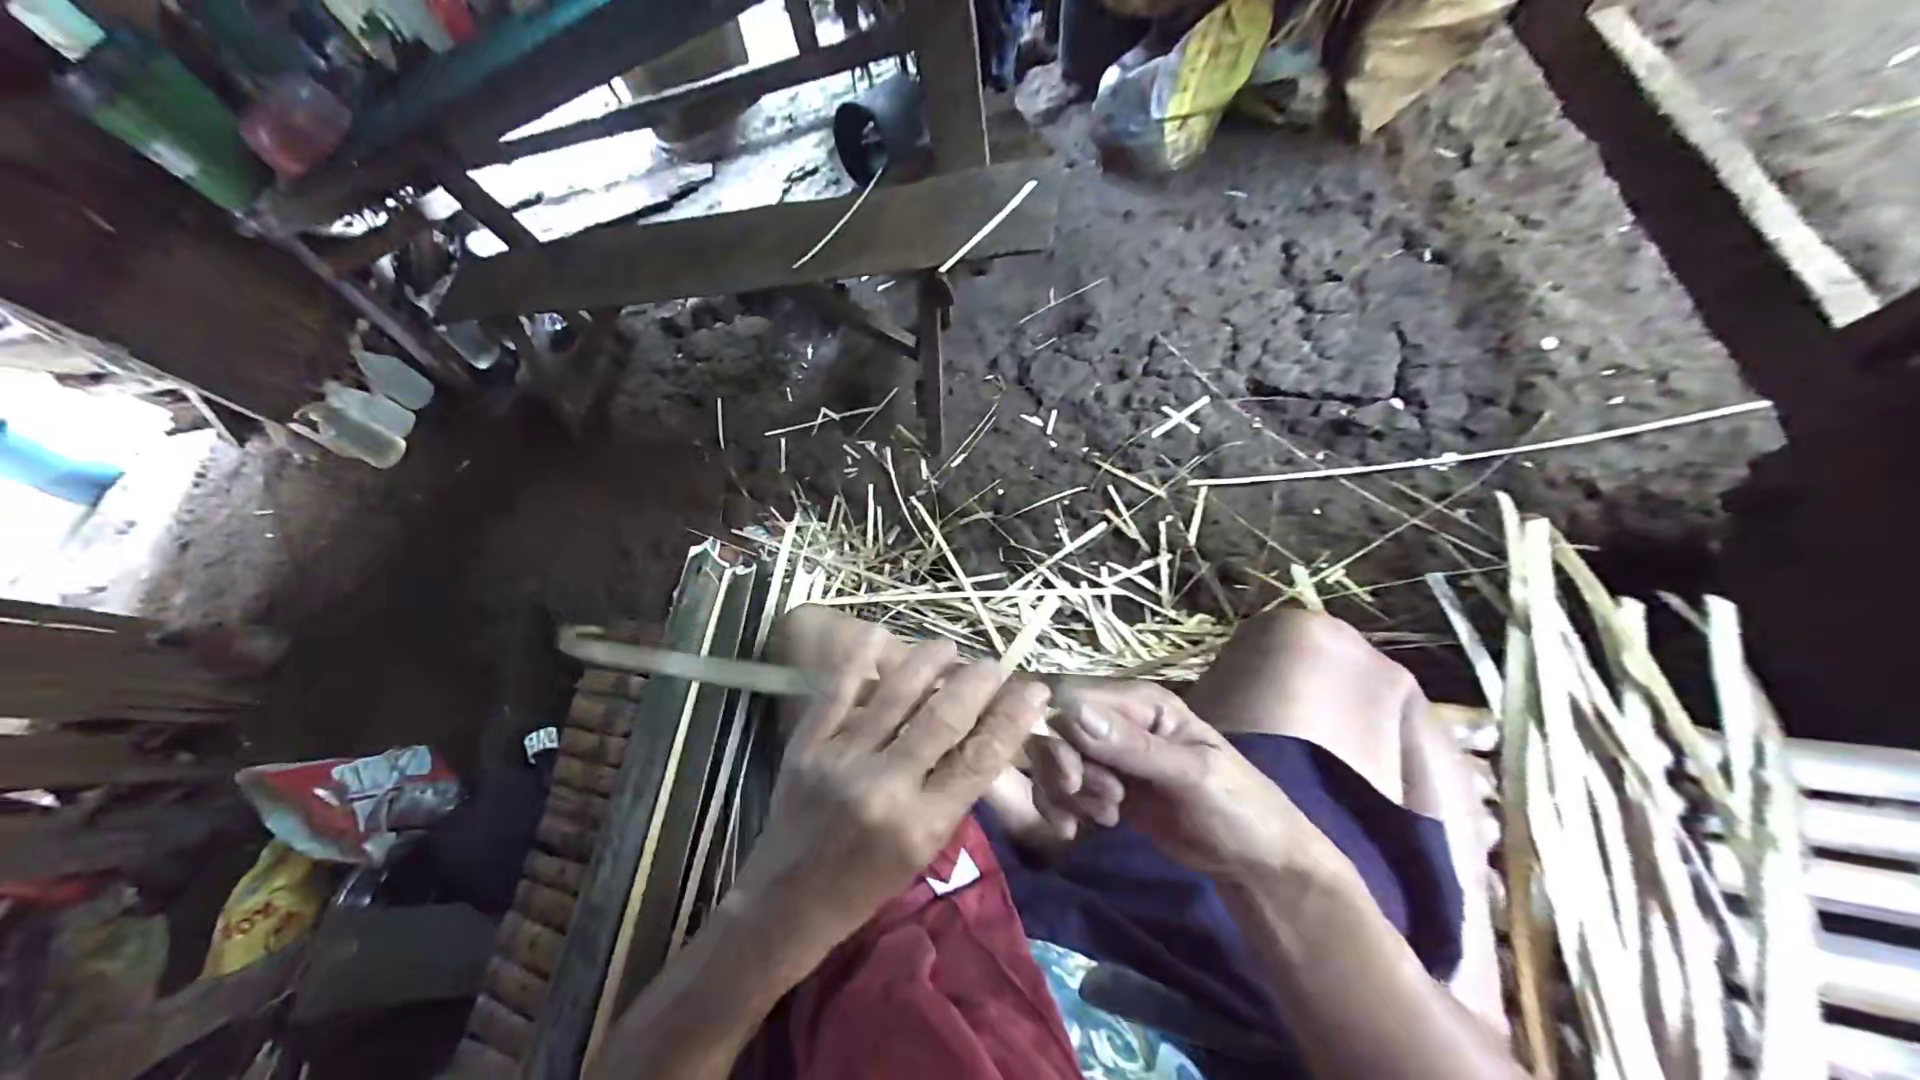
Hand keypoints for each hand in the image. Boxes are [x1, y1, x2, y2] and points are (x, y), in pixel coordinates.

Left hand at [730, 632, 1049, 942]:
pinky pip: (839, 689)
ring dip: (930, 661)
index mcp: (923, 825)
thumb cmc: (866, 884)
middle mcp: (886, 787)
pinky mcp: (808, 745)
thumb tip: (985, 729)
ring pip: (897, 693)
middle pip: (945, 717)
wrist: (787, 900)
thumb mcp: (925, 848)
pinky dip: (863, 658)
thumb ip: (954, 790)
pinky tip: (883, 634)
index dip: (1013, 718)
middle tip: (994, 665)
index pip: (980, 758)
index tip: (1034, 690)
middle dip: (978, 682)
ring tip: (949, 647)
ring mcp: (842, 760)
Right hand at [1041, 680, 1312, 877]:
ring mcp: (1107, 753)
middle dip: (1063, 768)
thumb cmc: (1238, 808)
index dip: (1059, 732)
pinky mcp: (1101, 785)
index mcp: (1142, 701)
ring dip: (1065, 792)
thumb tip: (1073, 712)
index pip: (1074, 697)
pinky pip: (1059, 786)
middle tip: (1097, 802)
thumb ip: (1133, 747)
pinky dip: (1060, 808)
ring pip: (1053, 758)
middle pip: (1056, 728)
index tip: (1072, 777)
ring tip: (1106, 816)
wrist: (1254, 862)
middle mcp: (1118, 719)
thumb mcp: (1193, 774)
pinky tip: (1077, 830)